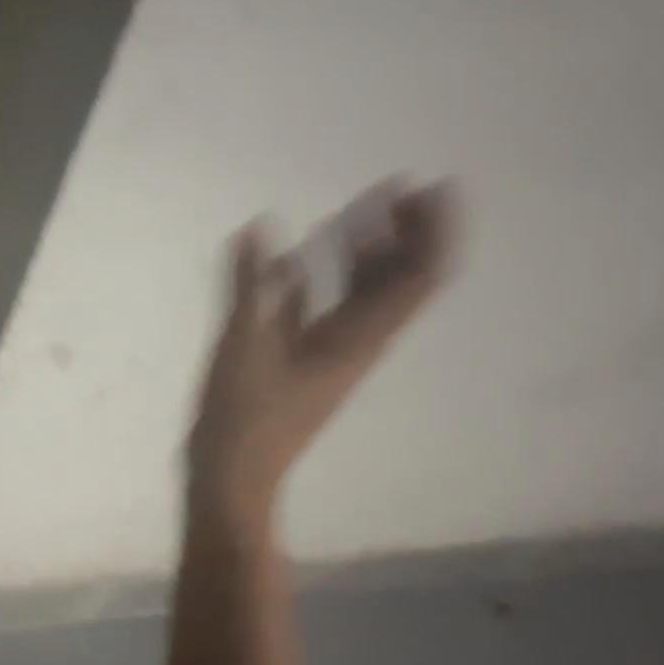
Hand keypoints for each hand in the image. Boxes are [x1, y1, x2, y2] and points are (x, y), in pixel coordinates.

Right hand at [188, 180, 456, 515]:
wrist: (231, 479)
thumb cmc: (244, 418)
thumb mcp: (244, 347)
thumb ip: (250, 287)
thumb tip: (258, 228)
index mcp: (359, 339)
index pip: (418, 276)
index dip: (431, 229)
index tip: (427, 185)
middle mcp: (355, 343)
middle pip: (396, 281)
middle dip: (399, 232)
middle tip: (386, 189)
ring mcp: (326, 355)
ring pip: (359, 295)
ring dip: (359, 254)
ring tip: (343, 216)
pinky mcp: (297, 365)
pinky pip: (320, 312)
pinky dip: (314, 282)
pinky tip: (289, 264)